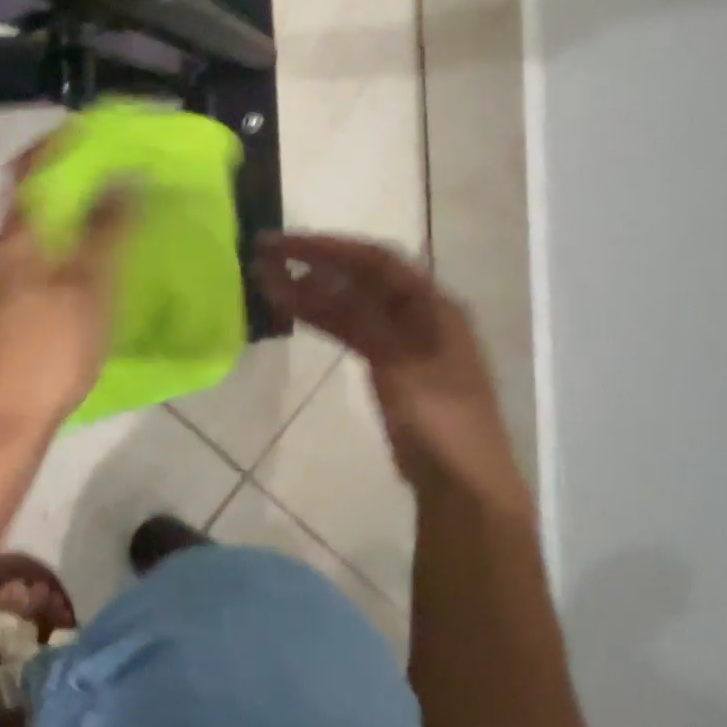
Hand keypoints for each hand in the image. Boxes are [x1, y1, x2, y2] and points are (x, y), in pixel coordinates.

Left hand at [0, 145, 133, 442]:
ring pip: (34, 235)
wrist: (5, 417)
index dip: (60, 144)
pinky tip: (91, 270)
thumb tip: (123, 177)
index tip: (97, 131)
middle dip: (71, 183)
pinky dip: (61, 252)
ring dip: (68, 220)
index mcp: (15, 237)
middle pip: (32, 201)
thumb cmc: (50, 349)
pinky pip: (33, 263)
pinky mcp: (1, 311)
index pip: (30, 169)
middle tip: (117, 177)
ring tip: (113, 220)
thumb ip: (107, 230)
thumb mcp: (90, 287)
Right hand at [253, 233, 528, 509]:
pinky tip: (292, 312)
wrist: (463, 483)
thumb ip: (358, 319)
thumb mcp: (400, 366)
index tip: (279, 244)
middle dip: (313, 262)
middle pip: (361, 276)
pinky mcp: (390, 363)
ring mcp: (405, 339)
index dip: (325, 247)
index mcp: (435, 307)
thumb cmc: (440, 422)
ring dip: (311, 289)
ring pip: (351, 302)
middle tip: (264, 256)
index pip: (374, 260)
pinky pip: (350, 328)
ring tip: (266, 281)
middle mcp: (421, 314)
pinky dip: (321, 317)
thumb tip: (313, 278)